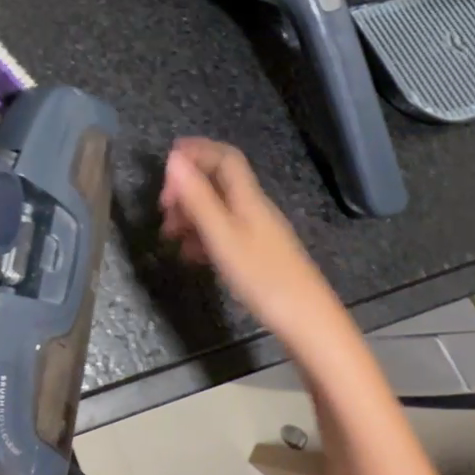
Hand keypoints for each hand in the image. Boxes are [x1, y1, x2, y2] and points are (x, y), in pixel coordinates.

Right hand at [158, 138, 347, 346]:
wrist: (310, 325)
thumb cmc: (263, 277)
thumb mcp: (222, 235)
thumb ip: (197, 196)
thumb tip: (173, 158)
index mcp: (247, 197)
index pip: (224, 157)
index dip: (197, 150)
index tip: (167, 161)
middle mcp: (253, 208)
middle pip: (218, 182)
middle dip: (186, 188)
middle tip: (163, 207)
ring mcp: (258, 232)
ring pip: (218, 208)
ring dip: (191, 214)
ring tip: (170, 235)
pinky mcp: (259, 254)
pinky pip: (225, 232)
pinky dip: (203, 236)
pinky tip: (191, 256)